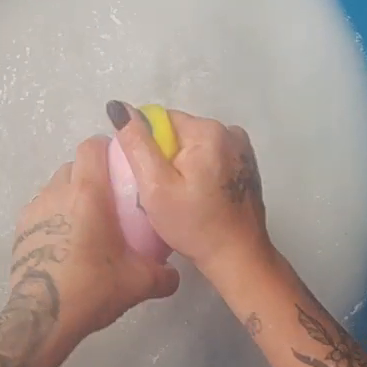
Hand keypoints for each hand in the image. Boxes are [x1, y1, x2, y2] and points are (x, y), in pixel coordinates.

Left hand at [11, 137, 181, 342]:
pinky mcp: (20, 228)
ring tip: (86, 220)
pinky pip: (42, 208)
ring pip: (55, 186)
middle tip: (109, 197)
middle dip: (91, 173)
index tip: (121, 163)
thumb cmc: (93, 287)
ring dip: (71, 194)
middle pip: (74, 165)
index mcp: (88, 192)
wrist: (44, 317)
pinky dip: (54, 214)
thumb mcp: (139, 282)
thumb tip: (174, 275)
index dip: (106, 148)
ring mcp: (35, 209)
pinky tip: (65, 240)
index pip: (92, 146)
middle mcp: (58, 191)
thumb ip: (163, 274)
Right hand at [109, 103, 272, 275]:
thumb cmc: (195, 226)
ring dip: (183, 166)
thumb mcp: (155, 187)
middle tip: (166, 193)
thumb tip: (120, 108)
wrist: (239, 258)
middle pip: (179, 133)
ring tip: (184, 198)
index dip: (149, 149)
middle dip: (167, 158)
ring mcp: (242, 148)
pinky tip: (201, 198)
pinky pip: (211, 157)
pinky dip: (201, 172)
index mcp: (208, 131)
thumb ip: (137, 144)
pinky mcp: (247, 165)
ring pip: (194, 146)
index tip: (152, 179)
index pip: (162, 122)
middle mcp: (229, 131)